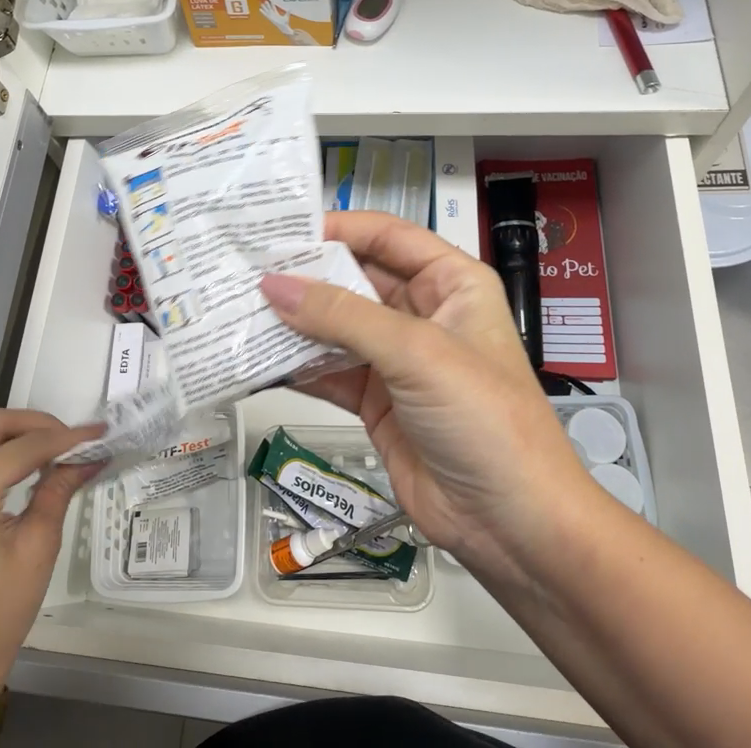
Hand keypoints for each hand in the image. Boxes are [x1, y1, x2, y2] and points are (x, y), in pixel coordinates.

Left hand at [0, 410, 102, 703]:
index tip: (98, 434)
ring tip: (58, 450)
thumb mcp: (39, 546)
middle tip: (74, 438)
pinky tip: (28, 465)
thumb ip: (59, 489)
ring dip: (17, 436)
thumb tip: (89, 457)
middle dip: (37, 424)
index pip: (22, 448)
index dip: (64, 438)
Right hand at [258, 212, 588, 567]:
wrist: (511, 522)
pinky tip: (258, 361)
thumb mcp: (416, 353)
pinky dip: (296, 367)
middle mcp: (424, 314)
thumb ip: (342, 317)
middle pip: (356, 280)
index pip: (389, 237)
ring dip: (294, 323)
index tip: (281, 231)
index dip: (339, 229)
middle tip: (244, 270)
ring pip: (336, 328)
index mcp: (452, 284)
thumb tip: (273, 285)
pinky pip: (329, 372)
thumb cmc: (484, 419)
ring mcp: (398, 361)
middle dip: (305, 277)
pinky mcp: (376, 402)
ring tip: (239, 311)